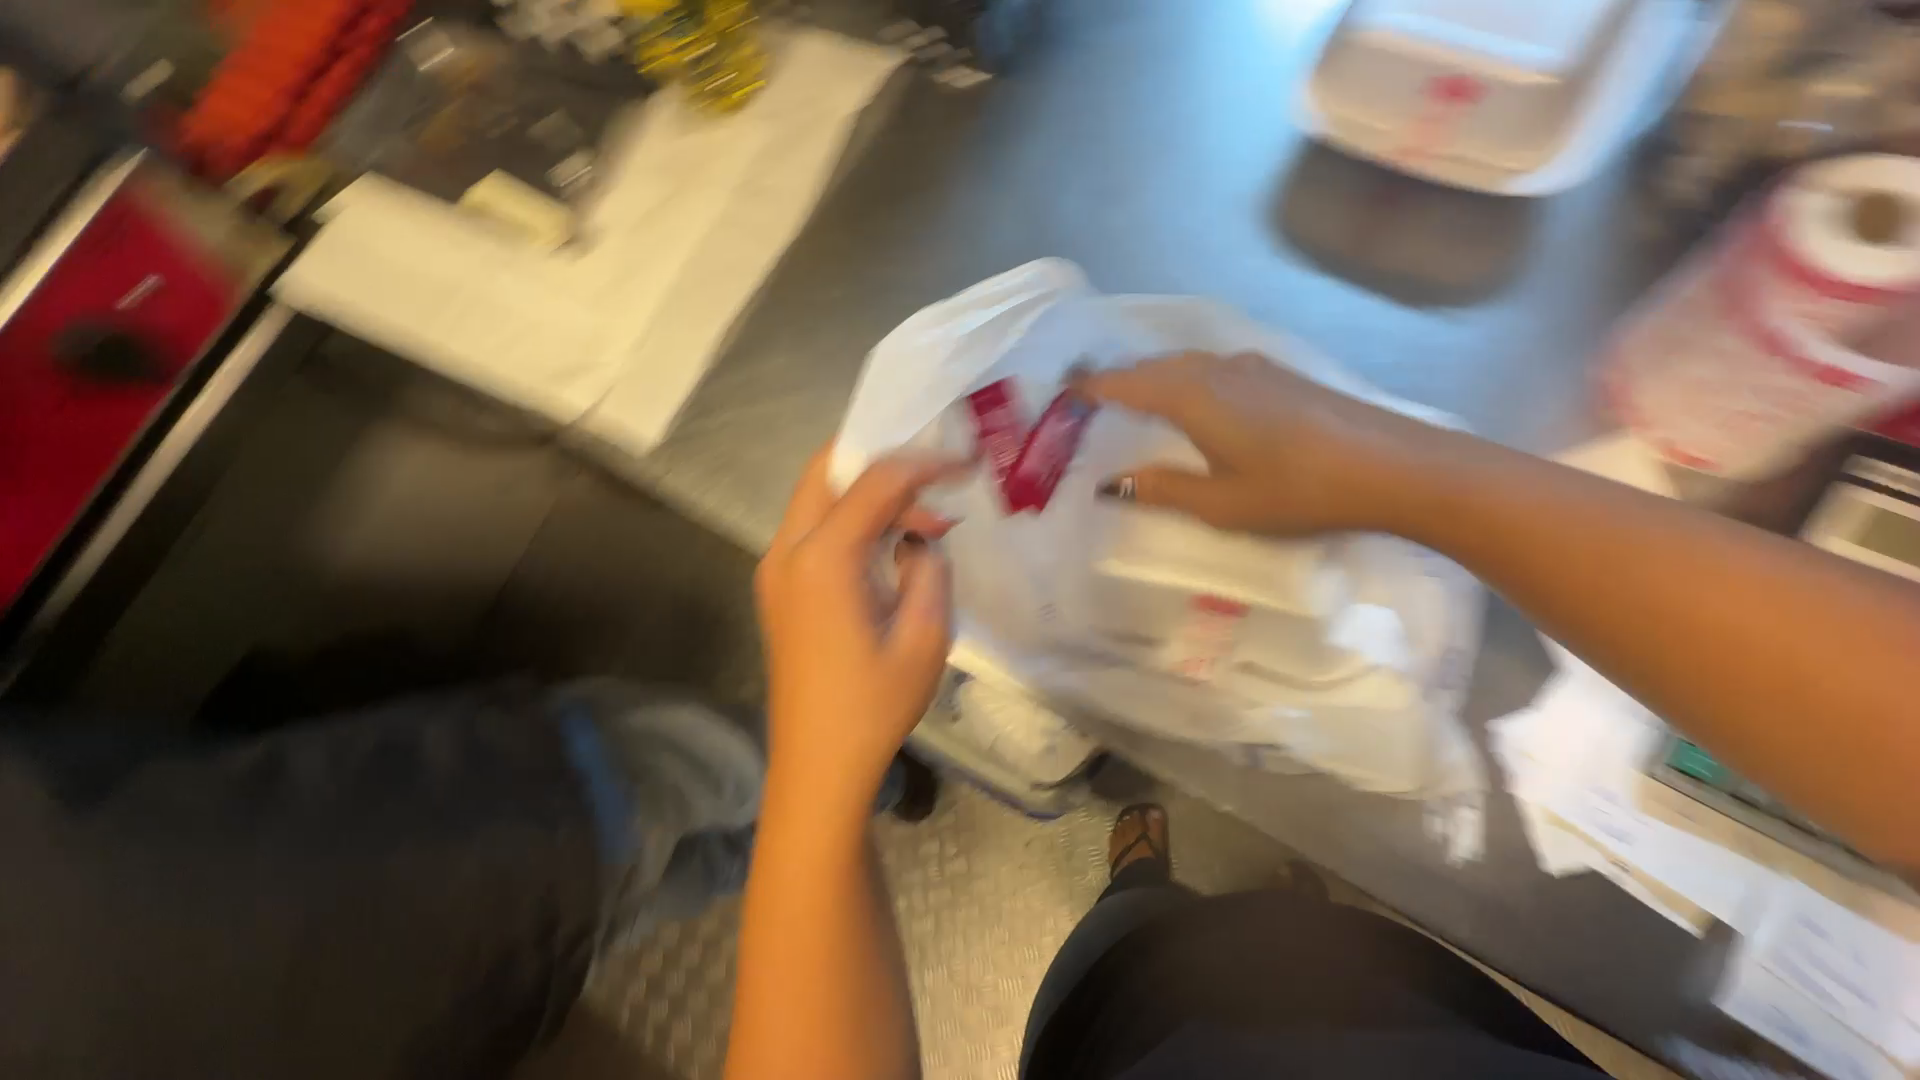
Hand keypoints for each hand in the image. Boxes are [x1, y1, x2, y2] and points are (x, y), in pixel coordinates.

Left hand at [755, 448, 963, 809]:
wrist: (818, 764)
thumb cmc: (874, 706)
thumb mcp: (924, 636)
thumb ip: (929, 570)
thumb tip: (921, 542)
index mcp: (822, 558)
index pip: (873, 481)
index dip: (922, 462)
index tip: (964, 461)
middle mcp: (787, 551)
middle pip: (828, 471)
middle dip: (885, 464)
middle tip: (936, 485)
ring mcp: (775, 571)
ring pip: (820, 500)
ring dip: (870, 498)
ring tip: (925, 530)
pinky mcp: (779, 590)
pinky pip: (815, 532)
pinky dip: (853, 524)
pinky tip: (892, 552)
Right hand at [1075, 351, 1442, 536]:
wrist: (1394, 467)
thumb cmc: (1297, 491)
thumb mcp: (1220, 504)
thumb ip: (1160, 490)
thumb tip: (1108, 484)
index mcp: (1192, 395)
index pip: (1125, 383)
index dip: (1090, 389)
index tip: (1062, 394)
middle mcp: (1217, 369)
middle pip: (1153, 367)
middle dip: (1118, 381)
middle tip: (1091, 402)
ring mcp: (1253, 367)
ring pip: (1186, 365)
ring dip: (1154, 379)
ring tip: (1136, 403)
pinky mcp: (1280, 375)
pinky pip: (1214, 370)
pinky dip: (1186, 382)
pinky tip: (1196, 405)